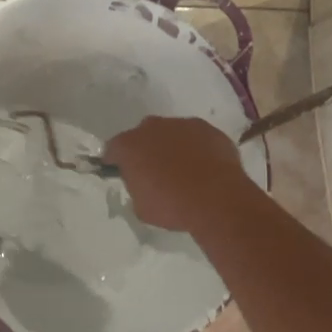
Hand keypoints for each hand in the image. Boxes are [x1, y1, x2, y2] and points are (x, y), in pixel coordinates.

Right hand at [104, 116, 249, 232]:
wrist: (217, 199)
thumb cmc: (173, 206)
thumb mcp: (141, 207)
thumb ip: (136, 188)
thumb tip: (141, 183)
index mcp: (129, 145)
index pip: (114, 148)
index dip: (117, 161)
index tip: (123, 173)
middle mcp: (152, 127)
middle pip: (143, 135)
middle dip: (147, 150)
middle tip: (156, 172)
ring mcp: (182, 124)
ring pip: (171, 133)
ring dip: (173, 147)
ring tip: (185, 171)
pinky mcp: (207, 129)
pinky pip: (196, 137)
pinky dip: (197, 148)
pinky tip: (205, 168)